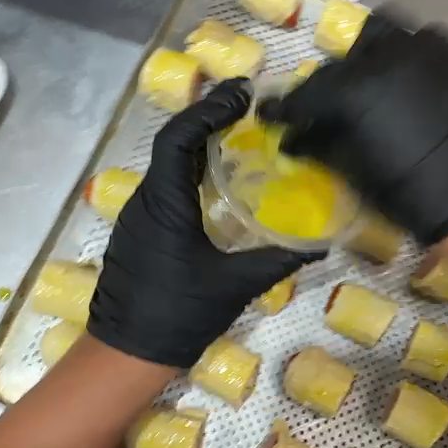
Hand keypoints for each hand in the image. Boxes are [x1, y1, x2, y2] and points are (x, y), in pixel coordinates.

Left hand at [88, 79, 319, 367]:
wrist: (128, 351)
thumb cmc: (179, 314)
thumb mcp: (236, 285)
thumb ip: (278, 261)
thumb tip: (319, 247)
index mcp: (165, 203)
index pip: (179, 137)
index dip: (209, 110)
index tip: (242, 96)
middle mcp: (146, 200)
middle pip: (174, 143)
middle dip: (209, 118)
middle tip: (248, 105)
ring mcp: (139, 215)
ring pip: (168, 164)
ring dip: (201, 142)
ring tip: (240, 131)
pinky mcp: (142, 230)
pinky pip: (168, 185)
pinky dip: (193, 169)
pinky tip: (220, 178)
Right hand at [260, 21, 447, 243]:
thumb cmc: (405, 192)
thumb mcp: (352, 170)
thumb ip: (318, 144)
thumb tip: (293, 136)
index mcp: (352, 89)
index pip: (307, 92)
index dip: (287, 107)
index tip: (275, 114)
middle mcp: (384, 57)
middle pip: (342, 61)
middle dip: (331, 82)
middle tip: (330, 106)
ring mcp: (424, 50)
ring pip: (383, 36)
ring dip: (369, 55)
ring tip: (370, 82)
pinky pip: (423, 43)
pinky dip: (408, 56)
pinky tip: (407, 81)